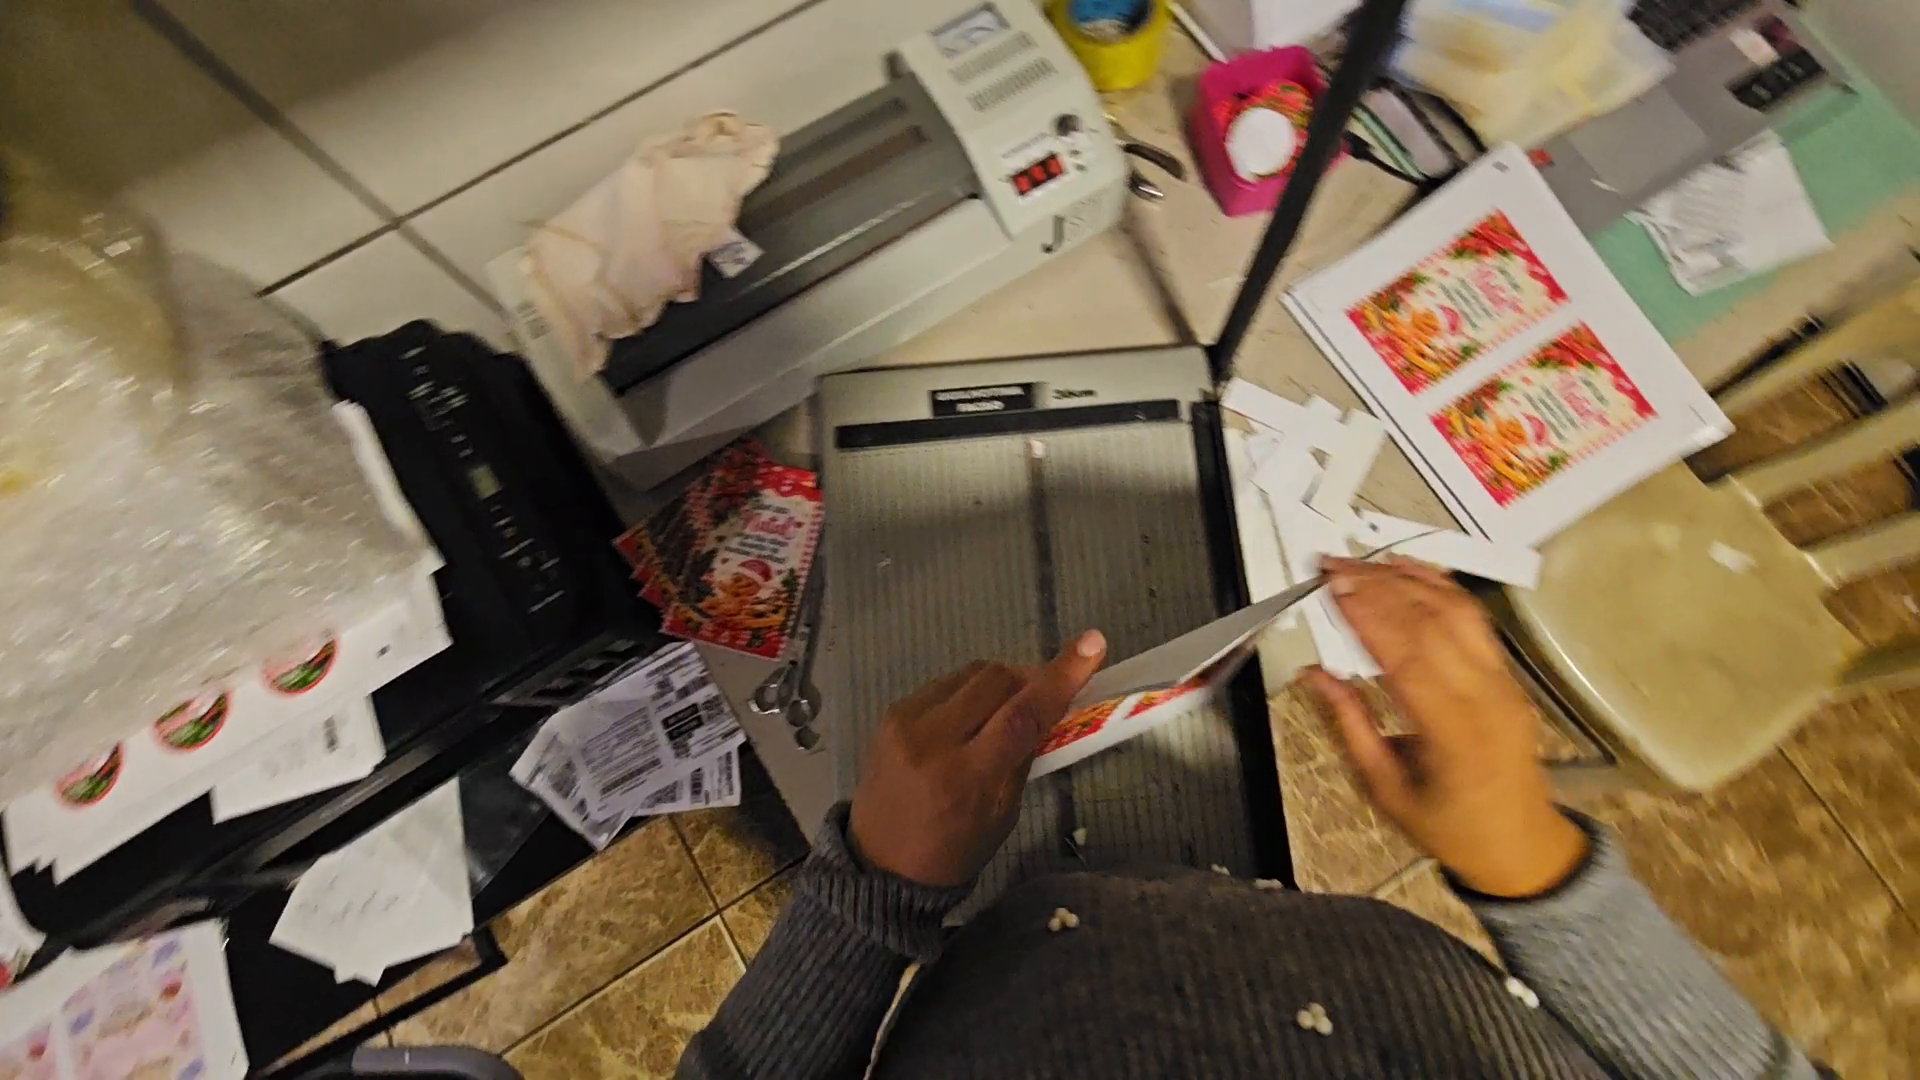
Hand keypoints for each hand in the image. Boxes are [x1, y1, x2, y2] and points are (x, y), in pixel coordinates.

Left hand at [849, 630, 1106, 886]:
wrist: (877, 865)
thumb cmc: (952, 851)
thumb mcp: (1002, 814)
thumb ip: (1023, 755)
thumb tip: (1046, 706)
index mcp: (966, 776)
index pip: (1022, 715)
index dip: (1061, 677)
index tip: (1092, 643)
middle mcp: (932, 739)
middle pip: (996, 680)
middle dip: (1029, 678)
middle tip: (1047, 691)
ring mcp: (906, 720)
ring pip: (971, 674)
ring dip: (999, 683)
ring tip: (1008, 706)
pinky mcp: (892, 711)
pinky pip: (945, 684)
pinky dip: (969, 692)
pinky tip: (973, 714)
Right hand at [1301, 557, 1586, 898]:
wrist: (1522, 846)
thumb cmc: (1447, 824)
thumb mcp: (1383, 786)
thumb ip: (1348, 723)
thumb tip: (1312, 673)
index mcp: (1453, 735)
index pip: (1408, 659)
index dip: (1367, 617)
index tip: (1331, 588)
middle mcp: (1486, 699)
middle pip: (1431, 624)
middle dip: (1377, 588)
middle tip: (1332, 566)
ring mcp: (1504, 684)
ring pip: (1455, 613)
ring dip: (1403, 580)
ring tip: (1359, 564)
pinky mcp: (1507, 676)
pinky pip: (1474, 620)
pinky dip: (1441, 587)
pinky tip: (1409, 568)